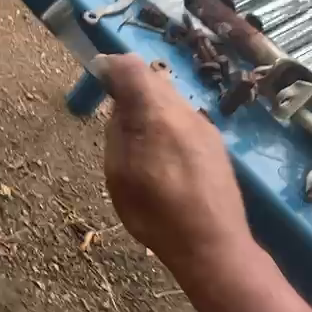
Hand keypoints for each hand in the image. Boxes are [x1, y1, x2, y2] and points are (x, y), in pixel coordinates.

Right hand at [94, 54, 252, 273]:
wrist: (212, 244)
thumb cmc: (155, 214)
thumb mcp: (118, 174)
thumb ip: (117, 132)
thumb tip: (118, 105)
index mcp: (156, 116)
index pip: (131, 68)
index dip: (110, 67)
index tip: (96, 76)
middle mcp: (184, 112)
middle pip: (152, 80)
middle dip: (129, 88)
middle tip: (111, 113)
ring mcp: (204, 126)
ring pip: (169, 99)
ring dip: (147, 106)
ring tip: (134, 140)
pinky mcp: (215, 143)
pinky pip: (182, 118)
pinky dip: (164, 122)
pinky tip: (159, 154)